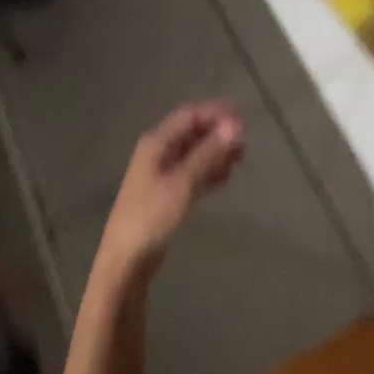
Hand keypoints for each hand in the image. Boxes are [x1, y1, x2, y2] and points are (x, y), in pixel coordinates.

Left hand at [98, 101, 245, 277]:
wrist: (127, 260)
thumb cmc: (152, 216)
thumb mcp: (184, 183)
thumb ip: (209, 153)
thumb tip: (235, 125)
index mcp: (156, 143)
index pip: (189, 115)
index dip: (215, 114)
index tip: (243, 120)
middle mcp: (158, 154)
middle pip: (191, 133)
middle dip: (218, 134)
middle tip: (246, 143)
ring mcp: (161, 175)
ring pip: (193, 155)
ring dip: (216, 153)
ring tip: (242, 158)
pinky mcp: (166, 195)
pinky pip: (192, 174)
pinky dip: (208, 172)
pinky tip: (225, 178)